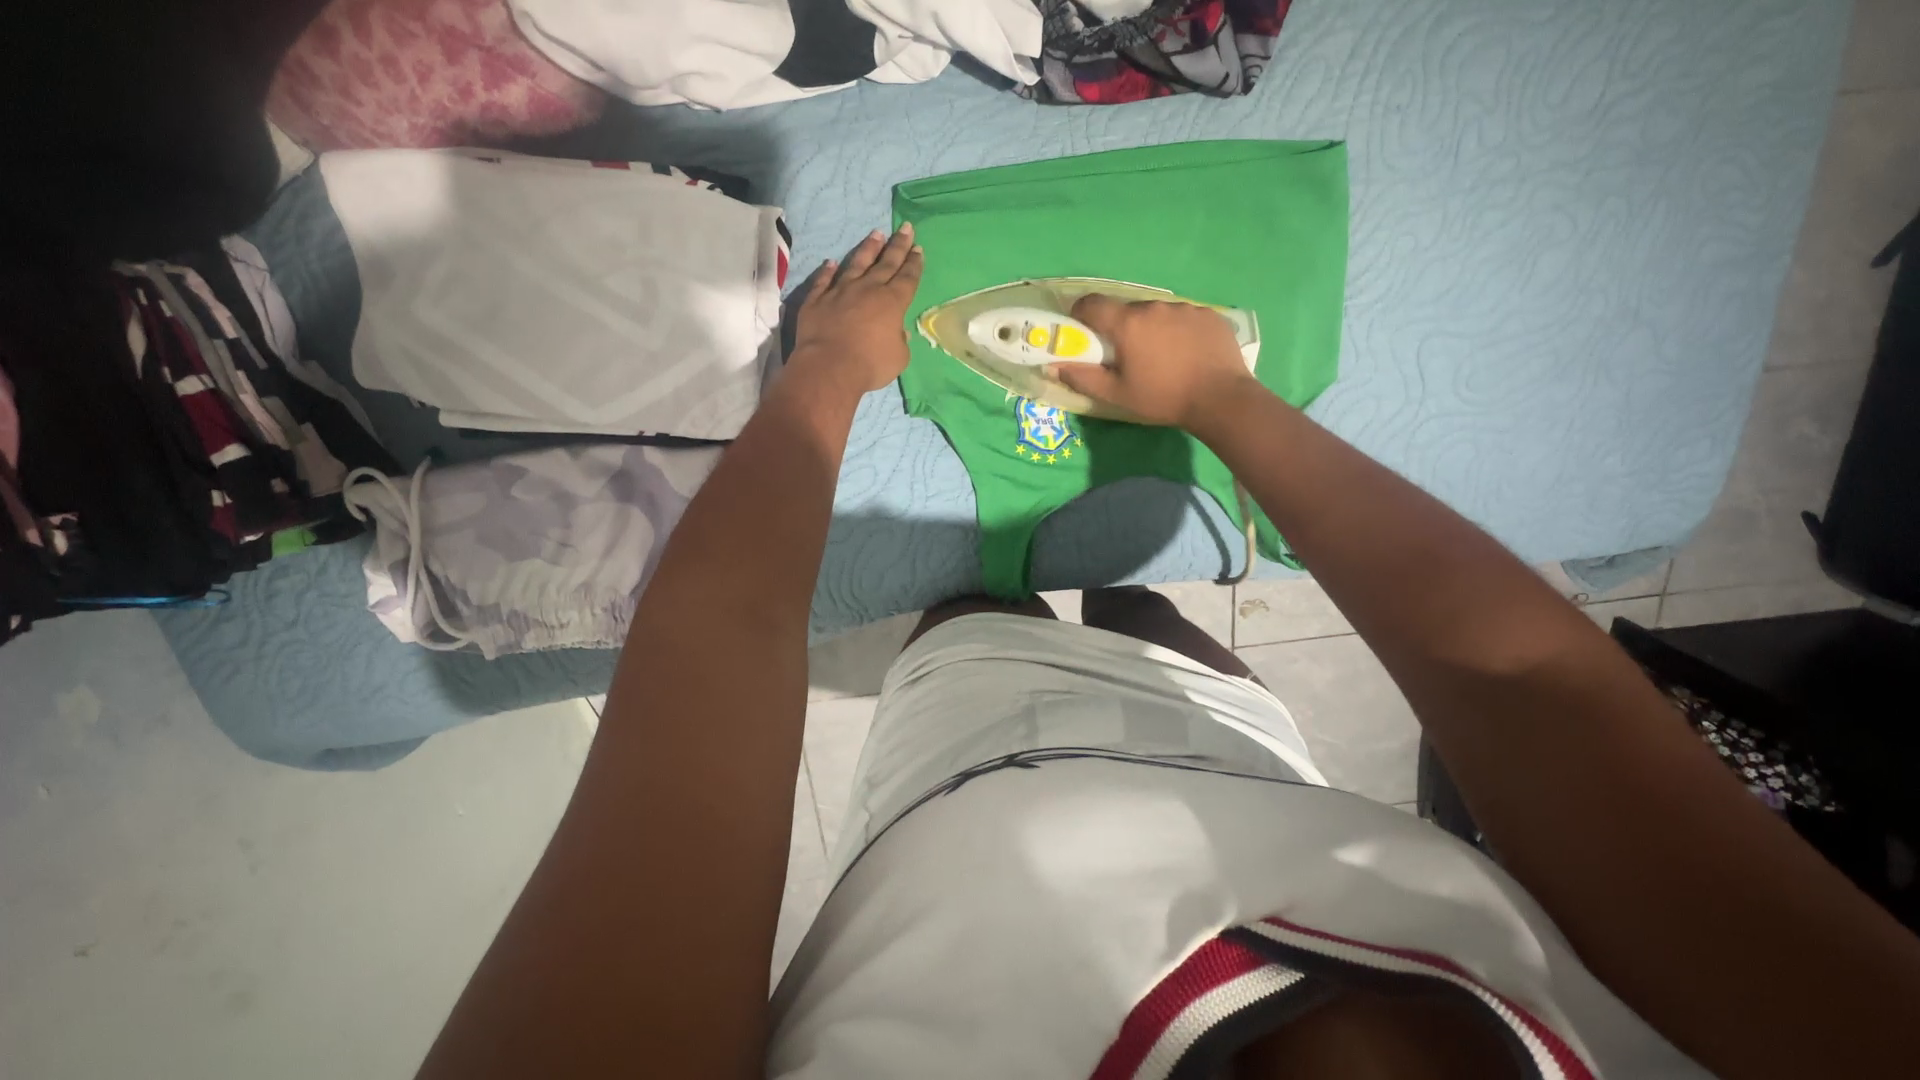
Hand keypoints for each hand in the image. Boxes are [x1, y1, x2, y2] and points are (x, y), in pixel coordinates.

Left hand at [788, 224, 923, 394]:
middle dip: (897, 246)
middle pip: (886, 263)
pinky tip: (831, 262)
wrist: (829, 366)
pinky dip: (827, 271)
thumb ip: (900, 340)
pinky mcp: (817, 300)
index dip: (914, 263)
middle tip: (905, 228)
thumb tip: (899, 331)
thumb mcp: (898, 357)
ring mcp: (840, 292)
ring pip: (856, 264)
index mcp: (892, 302)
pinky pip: (823, 281)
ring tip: (875, 234)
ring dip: (867, 249)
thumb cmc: (870, 364)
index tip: (918, 249)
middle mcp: (868, 290)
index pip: (907, 278)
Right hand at [1049, 295, 1264, 429]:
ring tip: (1163, 357)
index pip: (1092, 303)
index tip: (1081, 330)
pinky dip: (1179, 331)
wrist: (1222, 399)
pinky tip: (1188, 354)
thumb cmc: (1163, 398)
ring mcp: (1185, 308)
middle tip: (1127, 355)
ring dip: (1152, 329)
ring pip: (1157, 313)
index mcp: (1127, 323)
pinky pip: (1185, 317)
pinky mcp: (1209, 315)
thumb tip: (1053, 366)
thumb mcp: (1117, 394)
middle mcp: (1154, 307)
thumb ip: (1083, 377)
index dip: (1081, 314)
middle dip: (1121, 327)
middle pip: (1126, 309)